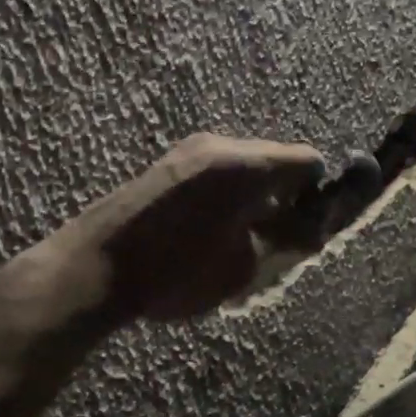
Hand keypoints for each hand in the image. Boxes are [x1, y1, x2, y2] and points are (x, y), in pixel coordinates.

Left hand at [51, 134, 324, 320]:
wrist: (96, 267)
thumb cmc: (176, 271)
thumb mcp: (243, 266)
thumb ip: (283, 240)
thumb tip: (308, 229)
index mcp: (247, 164)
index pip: (309, 161)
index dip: (319, 195)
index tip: (309, 229)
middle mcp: (220, 145)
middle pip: (275, 159)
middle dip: (285, 196)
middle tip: (278, 240)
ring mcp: (188, 150)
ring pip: (243, 165)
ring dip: (253, 196)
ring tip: (239, 241)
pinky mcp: (167, 164)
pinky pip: (215, 170)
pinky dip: (226, 195)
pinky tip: (209, 232)